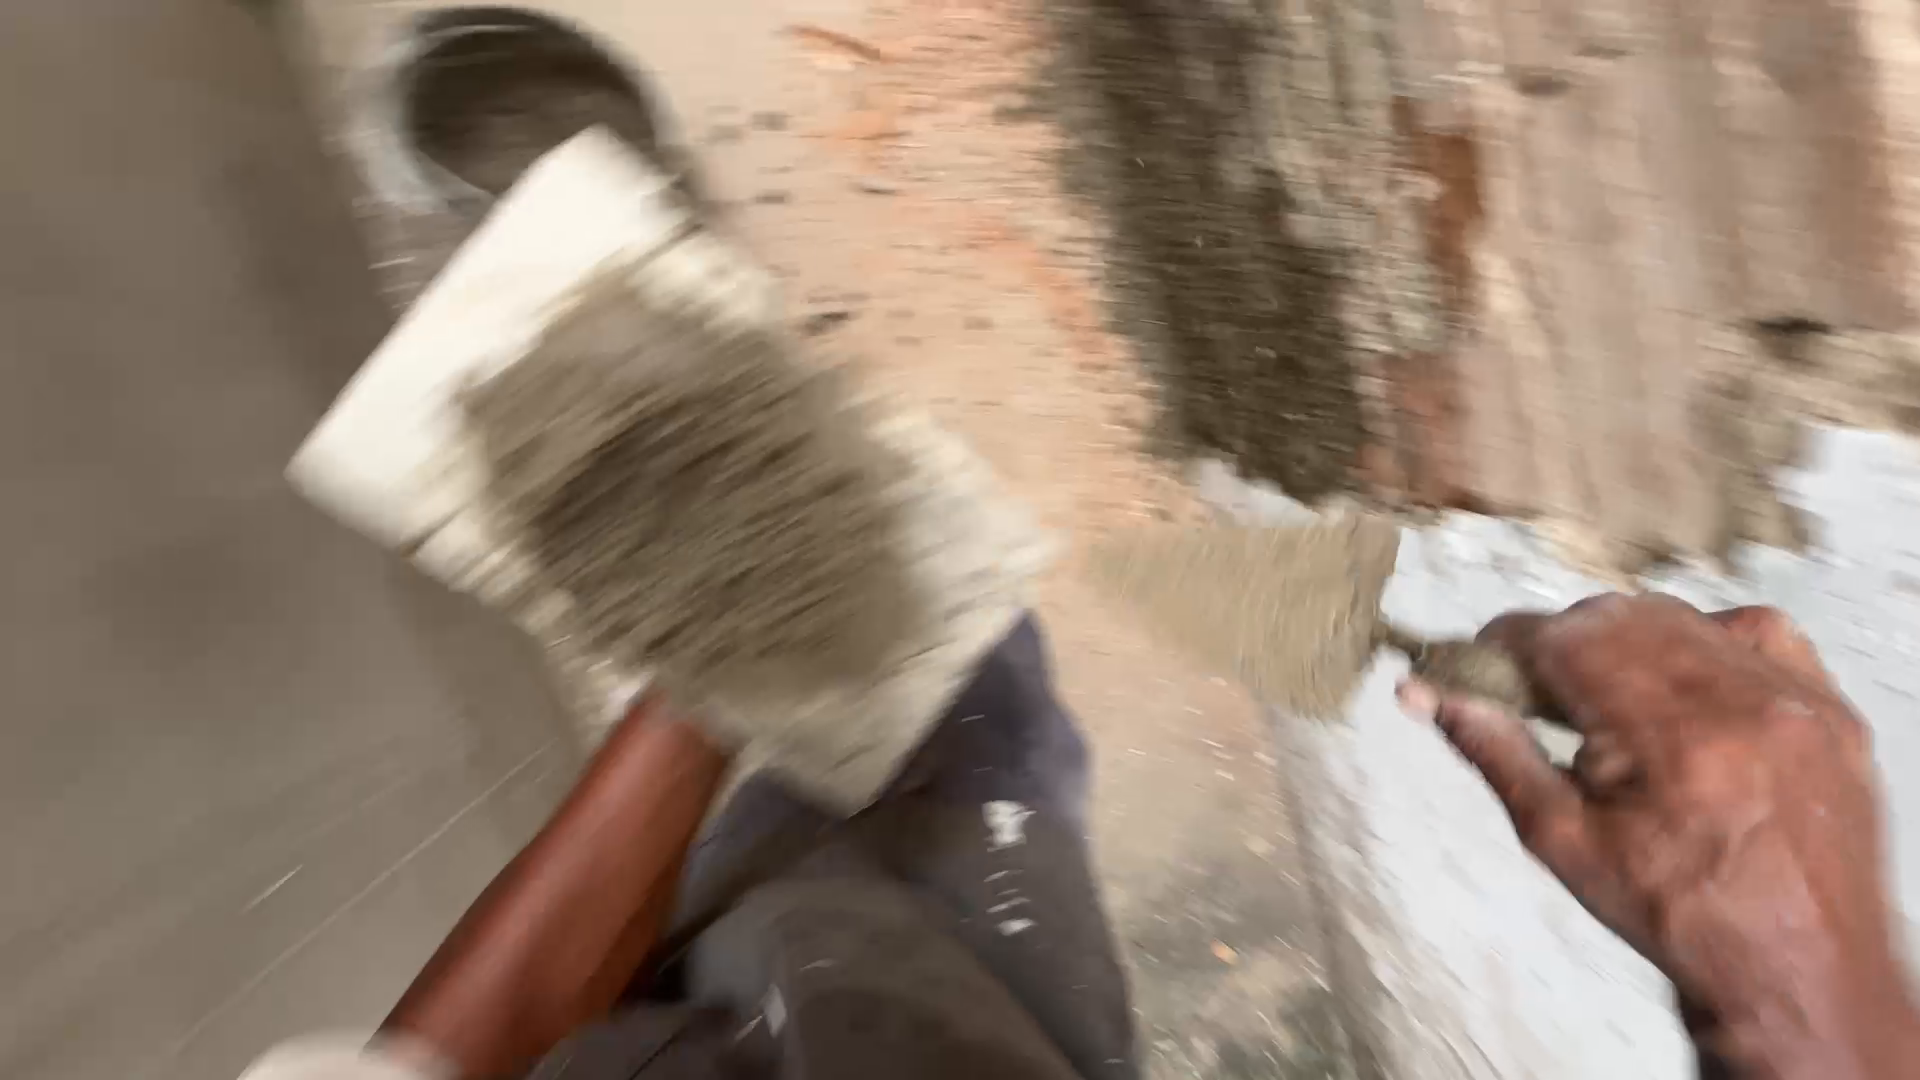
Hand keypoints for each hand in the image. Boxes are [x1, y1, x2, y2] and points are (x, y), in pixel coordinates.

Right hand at [1400, 594, 1917, 1079]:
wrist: (1800, 971)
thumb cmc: (1670, 909)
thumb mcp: (1553, 835)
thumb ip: (1489, 748)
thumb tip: (1422, 693)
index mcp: (1669, 737)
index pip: (1560, 638)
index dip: (1503, 643)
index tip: (1477, 664)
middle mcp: (1740, 703)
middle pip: (1610, 616)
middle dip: (1551, 640)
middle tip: (1529, 689)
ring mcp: (1796, 701)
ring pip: (1672, 614)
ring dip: (1612, 636)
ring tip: (1592, 690)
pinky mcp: (1830, 710)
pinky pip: (1754, 629)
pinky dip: (1698, 636)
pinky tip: (1672, 677)